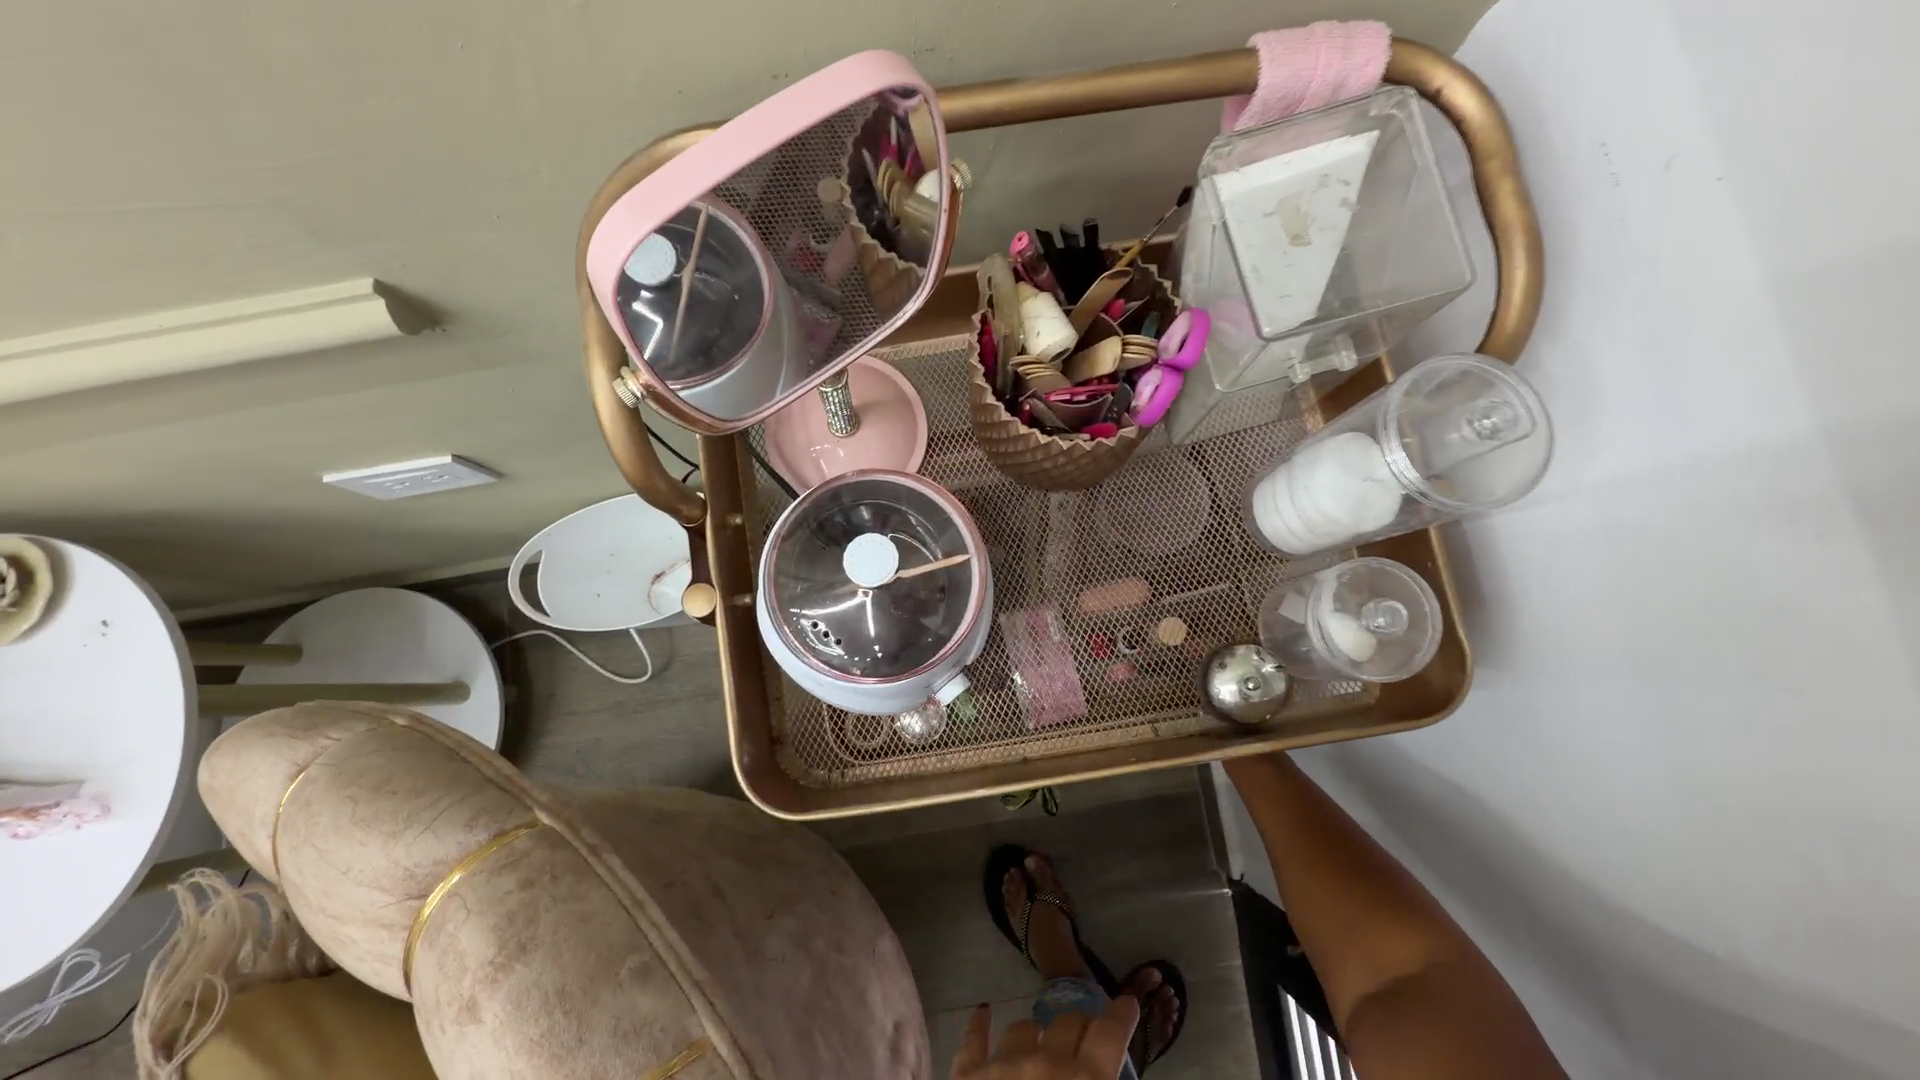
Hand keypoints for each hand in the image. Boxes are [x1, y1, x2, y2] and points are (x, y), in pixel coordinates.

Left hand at [950, 997, 1139, 1078]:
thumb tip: (1109, 1078)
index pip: (1110, 1033)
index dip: (1121, 1015)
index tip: (1127, 1002)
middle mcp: (1046, 1062)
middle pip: (1068, 1023)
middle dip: (1080, 1028)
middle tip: (1084, 1039)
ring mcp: (1002, 1066)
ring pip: (1024, 1027)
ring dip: (1037, 1034)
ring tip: (1041, 1042)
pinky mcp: (966, 1077)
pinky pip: (972, 1040)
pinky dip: (979, 1024)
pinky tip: (983, 1011)